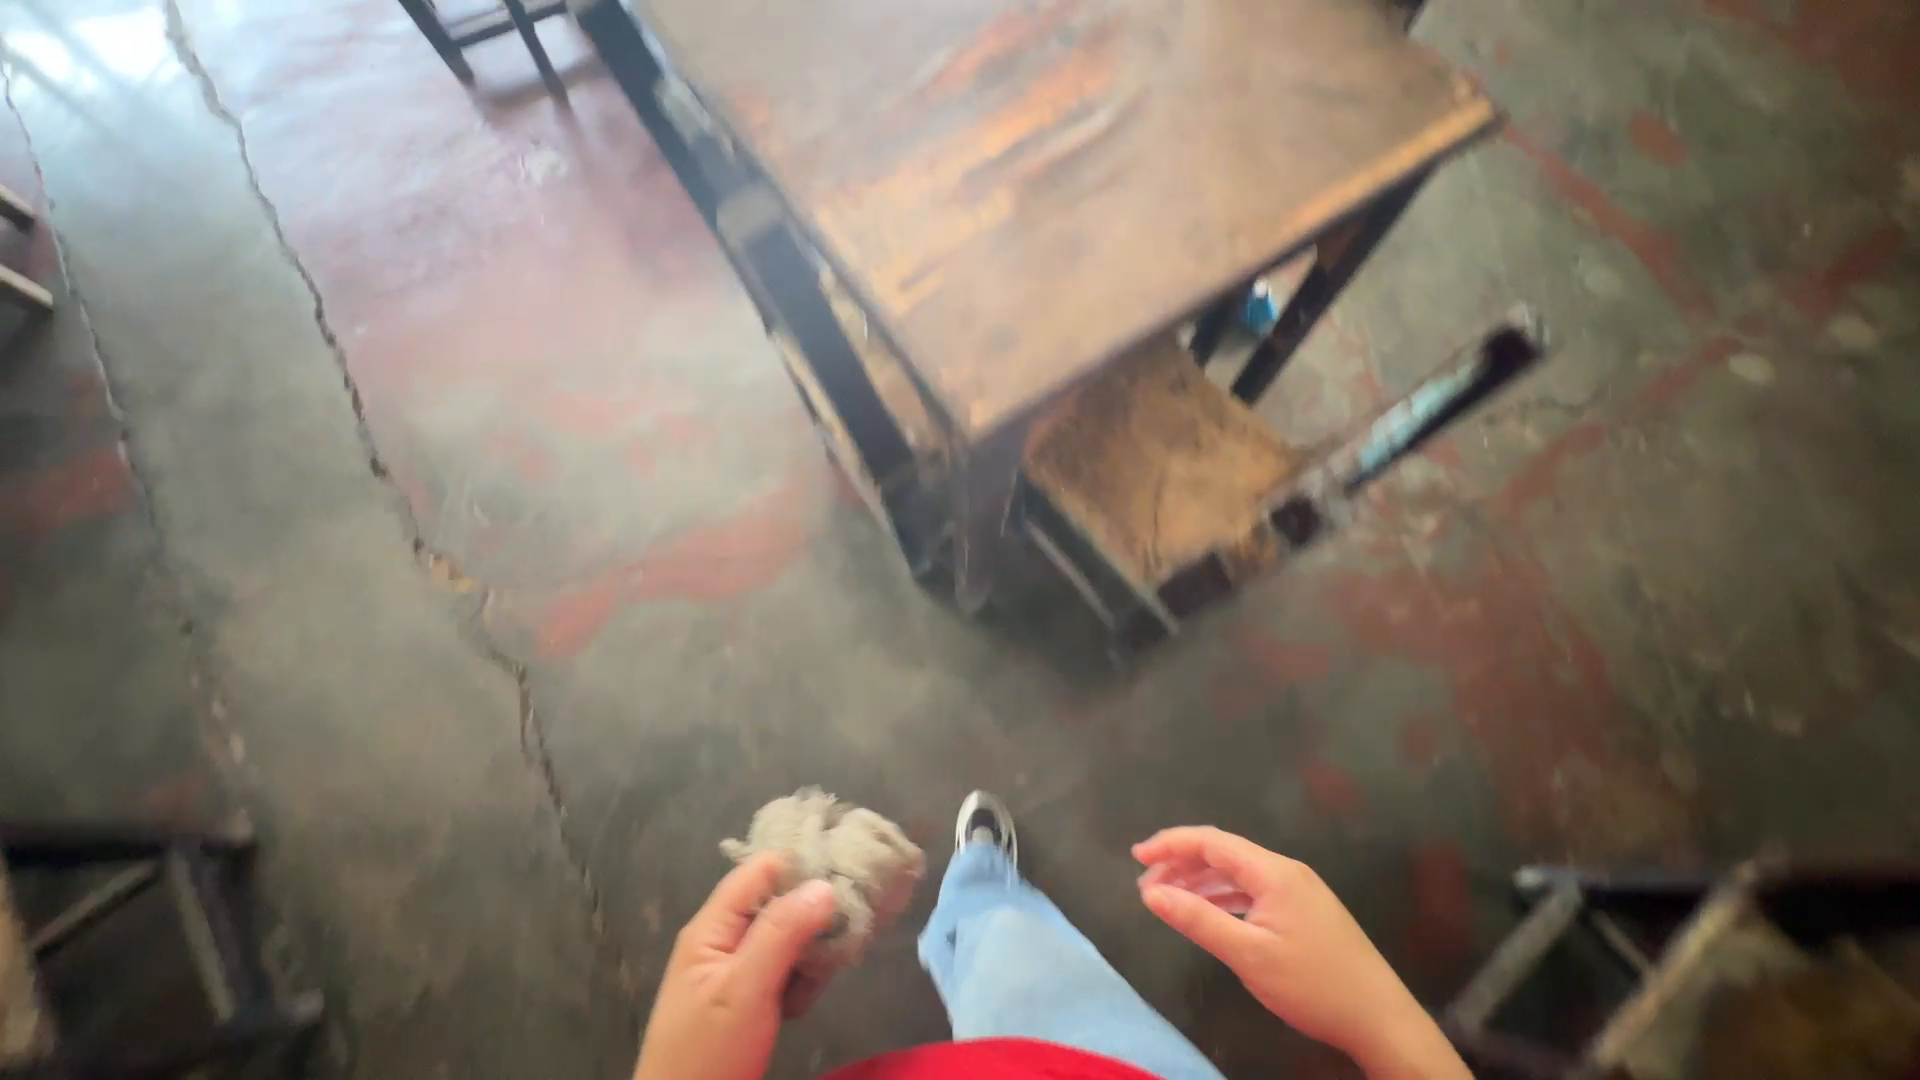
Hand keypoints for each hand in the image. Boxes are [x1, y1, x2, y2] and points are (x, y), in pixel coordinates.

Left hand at [632, 854, 837, 1079]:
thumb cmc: (707, 1057)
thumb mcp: (745, 991)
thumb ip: (782, 933)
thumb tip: (825, 883)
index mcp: (713, 926)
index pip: (763, 870)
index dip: (802, 868)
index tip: (845, 881)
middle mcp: (724, 938)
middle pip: (779, 902)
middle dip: (811, 920)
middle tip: (837, 944)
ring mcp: (735, 969)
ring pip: (787, 937)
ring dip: (808, 956)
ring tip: (812, 987)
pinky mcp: (748, 997)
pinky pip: (784, 969)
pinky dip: (800, 982)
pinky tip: (801, 1007)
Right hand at [1134, 827, 1467, 1079]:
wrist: (1383, 1021)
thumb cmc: (1313, 985)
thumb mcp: (1248, 954)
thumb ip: (1197, 919)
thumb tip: (1151, 892)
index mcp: (1272, 871)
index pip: (1210, 841)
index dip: (1170, 844)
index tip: (1136, 857)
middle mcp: (1285, 869)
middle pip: (1222, 852)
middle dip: (1181, 863)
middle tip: (1147, 886)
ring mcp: (1298, 889)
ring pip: (1237, 872)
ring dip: (1201, 881)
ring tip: (1169, 898)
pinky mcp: (1304, 909)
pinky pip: (1253, 889)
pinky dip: (1223, 896)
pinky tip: (1210, 913)